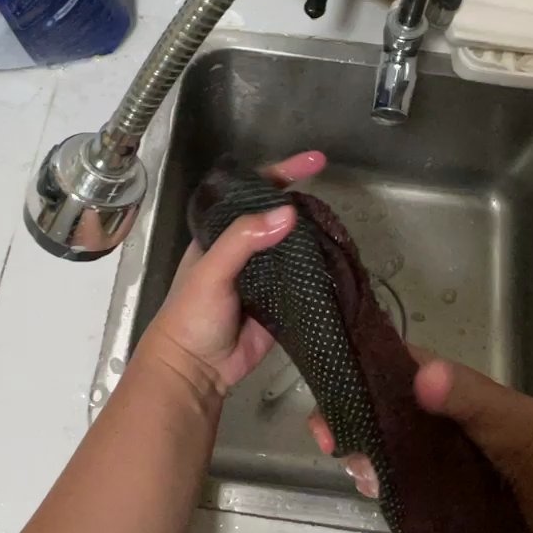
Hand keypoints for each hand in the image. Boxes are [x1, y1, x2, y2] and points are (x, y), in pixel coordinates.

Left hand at [133, 151, 326, 402]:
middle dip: (306, 208)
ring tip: (341, 232)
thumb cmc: (190, 315)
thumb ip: (243, 239)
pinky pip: (305, 283)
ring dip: (317, 241)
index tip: (314, 162)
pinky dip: (321, 274)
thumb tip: (288, 213)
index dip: (282, 173)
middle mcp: (246, 250)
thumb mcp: (211, 270)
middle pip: (280, 219)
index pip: (254, 193)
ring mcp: (265, 277)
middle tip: (334, 205)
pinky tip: (339, 265)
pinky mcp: (281, 304)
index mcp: (222, 233)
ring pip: (297, 249)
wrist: (195, 370)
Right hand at [310, 348, 532, 495]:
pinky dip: (382, 486)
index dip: (366, 368)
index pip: (404, 366)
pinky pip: (400, 486)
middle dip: (354, 417)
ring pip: (388, 448)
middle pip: (387, 409)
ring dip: (363, 453)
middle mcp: (447, 424)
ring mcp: (442, 465)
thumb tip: (422, 375)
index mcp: (462, 395)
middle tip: (332, 441)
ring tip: (359, 472)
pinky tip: (375, 493)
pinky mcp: (441, 504)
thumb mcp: (521, 425)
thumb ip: (474, 399)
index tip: (333, 385)